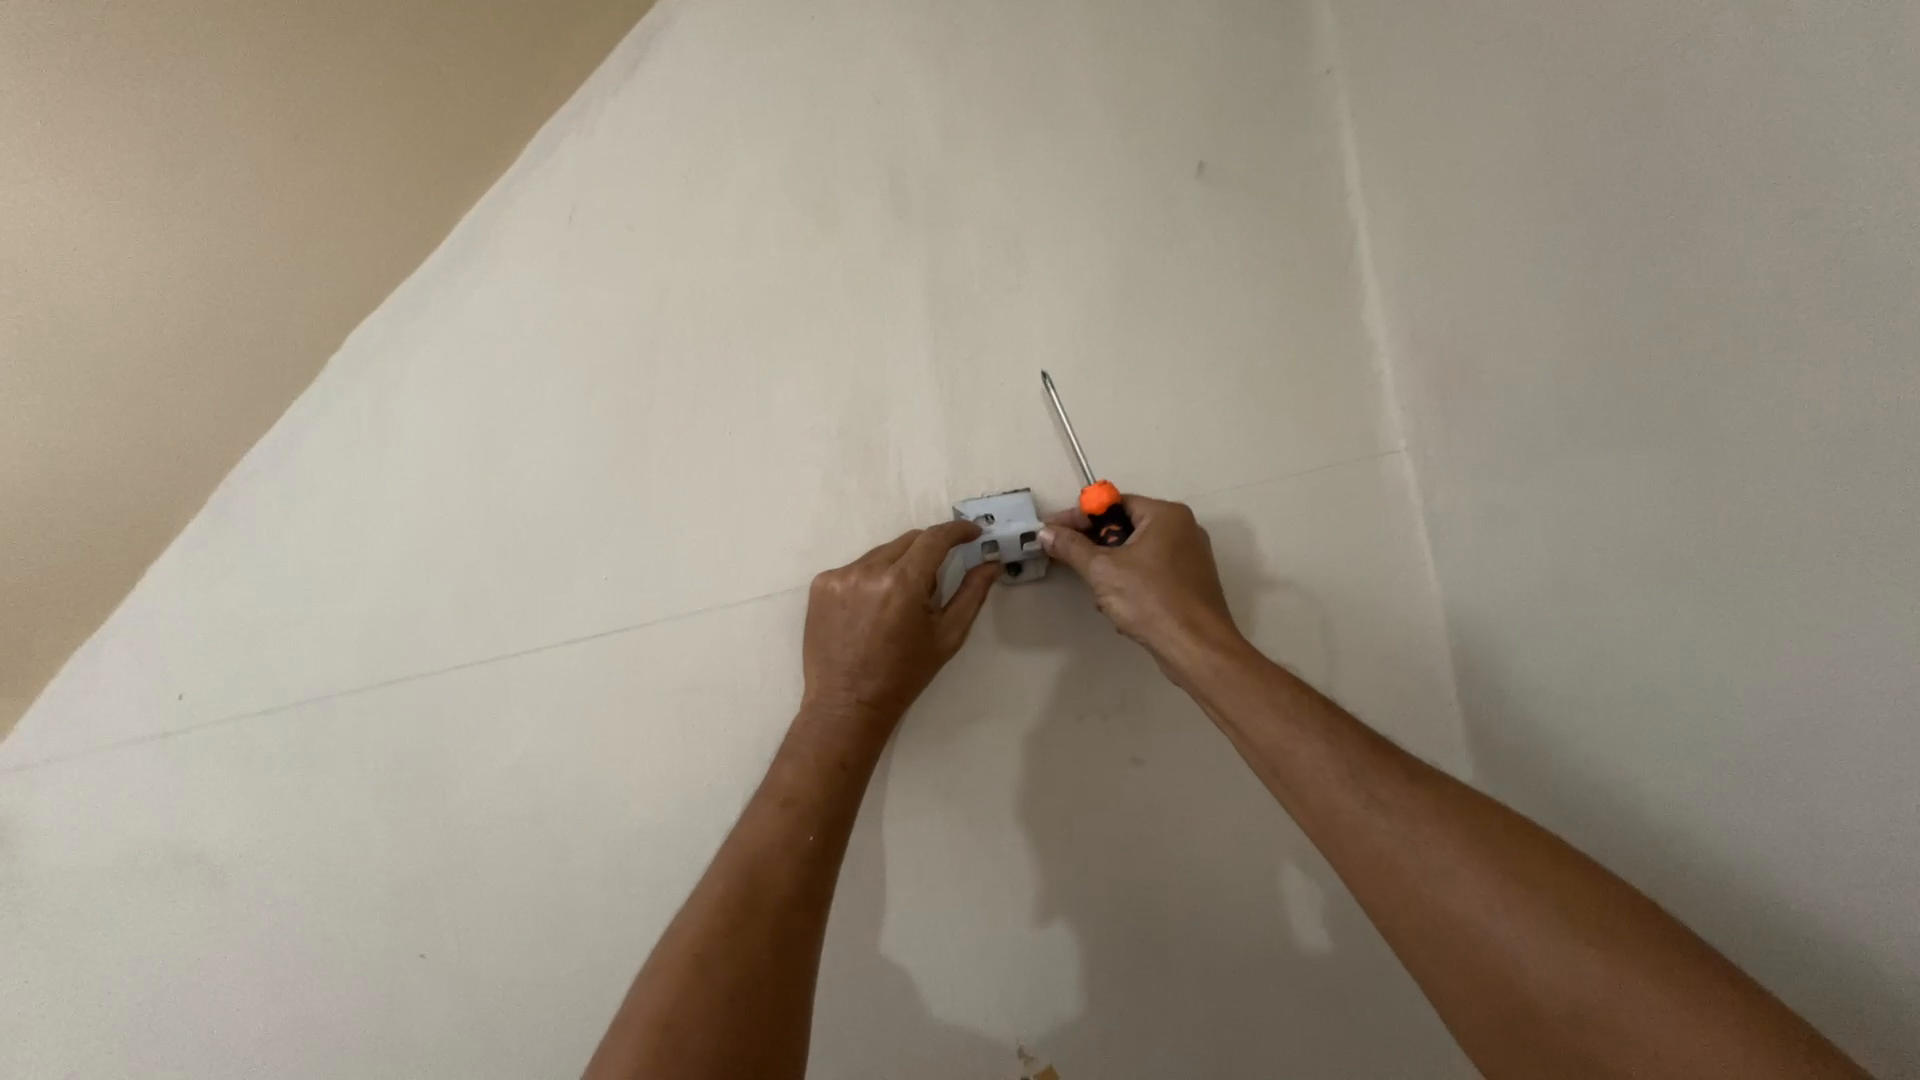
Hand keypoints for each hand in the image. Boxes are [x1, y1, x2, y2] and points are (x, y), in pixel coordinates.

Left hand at [801, 520, 999, 725]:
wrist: (847, 704)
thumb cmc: (904, 675)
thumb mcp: (947, 636)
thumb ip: (972, 594)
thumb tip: (992, 563)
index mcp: (903, 582)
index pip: (935, 538)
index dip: (957, 530)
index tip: (972, 532)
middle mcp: (868, 570)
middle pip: (909, 540)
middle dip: (929, 550)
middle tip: (937, 578)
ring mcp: (840, 575)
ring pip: (881, 553)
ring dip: (899, 565)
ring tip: (900, 602)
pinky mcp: (821, 584)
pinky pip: (856, 567)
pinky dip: (871, 578)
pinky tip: (873, 609)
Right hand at [1040, 495, 1248, 674]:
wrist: (1197, 648)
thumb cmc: (1151, 600)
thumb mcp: (1103, 571)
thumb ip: (1072, 548)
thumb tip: (1046, 533)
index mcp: (1166, 515)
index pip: (1114, 503)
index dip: (1079, 516)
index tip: (1052, 530)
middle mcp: (1183, 529)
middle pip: (1126, 527)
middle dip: (1095, 547)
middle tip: (1069, 560)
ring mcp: (1190, 558)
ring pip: (1136, 553)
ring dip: (1111, 570)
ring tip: (1097, 592)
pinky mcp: (1190, 584)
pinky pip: (1150, 573)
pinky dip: (1130, 583)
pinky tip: (1118, 606)